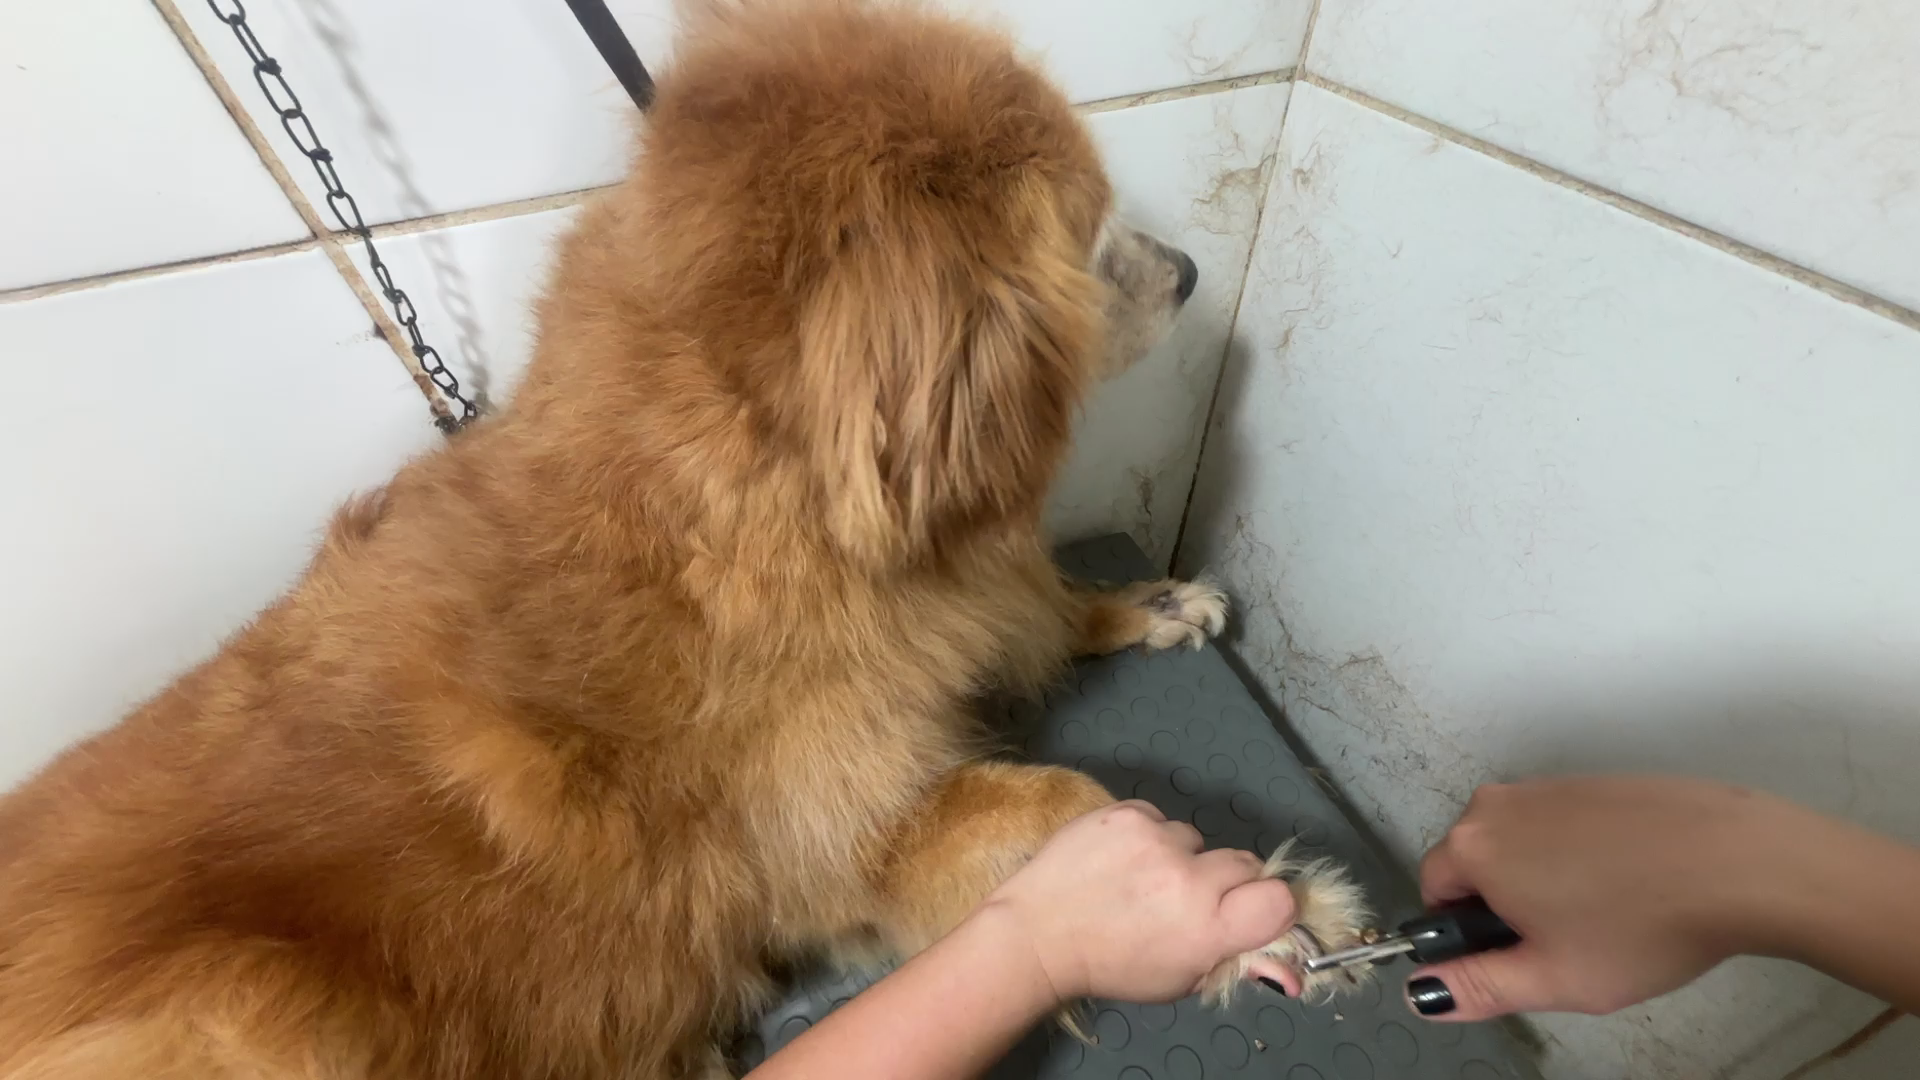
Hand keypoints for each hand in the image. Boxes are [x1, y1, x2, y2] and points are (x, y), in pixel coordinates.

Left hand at [977, 800, 1297, 1002]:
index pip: (1280, 898)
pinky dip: (1147, 835)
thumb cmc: (1112, 964)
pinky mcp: (1125, 811)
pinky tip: (1120, 856)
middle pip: (1243, 861)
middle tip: (1189, 896)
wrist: (1041, 928)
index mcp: (1207, 927)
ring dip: (1180, 855)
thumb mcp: (1180, 980)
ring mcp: (1153, 837)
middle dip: (1225, 880)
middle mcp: (1187, 876)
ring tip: (1141, 877)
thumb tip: (1284, 964)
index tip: (1250, 909)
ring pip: (1194, 837)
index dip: (1272, 903)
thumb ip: (1231, 959)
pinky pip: (1158, 817)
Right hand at [1407, 775, 1820, 1020]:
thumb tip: (1418, 994)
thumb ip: (1481, 986)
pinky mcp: (1577, 780)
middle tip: (1569, 938)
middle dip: (1505, 899)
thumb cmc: (1638, 928)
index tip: (1522, 951)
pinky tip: (1629, 875)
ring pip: (1514, 840)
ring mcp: (1533, 787)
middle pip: (1473, 861)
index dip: (1467, 927)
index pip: (1434, 888)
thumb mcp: (1559, 977)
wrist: (1737, 861)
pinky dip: (1574, 848)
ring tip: (1608, 908)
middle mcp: (1486, 806)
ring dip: (1539, 872)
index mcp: (1468, 848)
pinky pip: (1553, 821)